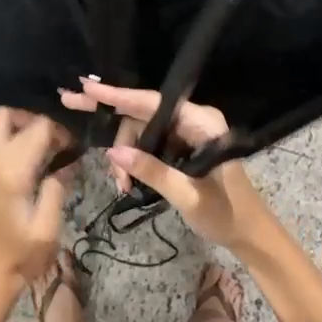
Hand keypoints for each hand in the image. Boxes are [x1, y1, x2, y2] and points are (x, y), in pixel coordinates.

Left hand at [0, 108, 69, 304]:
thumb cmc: (22, 254)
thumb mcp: (49, 226)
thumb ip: (57, 188)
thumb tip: (67, 162)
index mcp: (11, 173)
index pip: (38, 128)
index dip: (60, 131)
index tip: (74, 147)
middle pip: (13, 115)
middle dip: (39, 121)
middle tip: (58, 142)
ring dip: (20, 124)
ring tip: (42, 144)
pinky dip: (7, 133)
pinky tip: (25, 153)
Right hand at [57, 80, 281, 252]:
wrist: (251, 234)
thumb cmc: (227, 215)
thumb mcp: (188, 196)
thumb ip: (152, 172)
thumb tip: (114, 151)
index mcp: (203, 124)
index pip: (154, 103)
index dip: (119, 95)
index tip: (88, 87)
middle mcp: (195, 121)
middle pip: (143, 113)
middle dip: (113, 125)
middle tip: (71, 103)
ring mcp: (189, 134)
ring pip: (142, 131)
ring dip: (125, 154)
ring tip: (120, 184)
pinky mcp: (184, 148)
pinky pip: (151, 144)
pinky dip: (135, 160)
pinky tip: (125, 181)